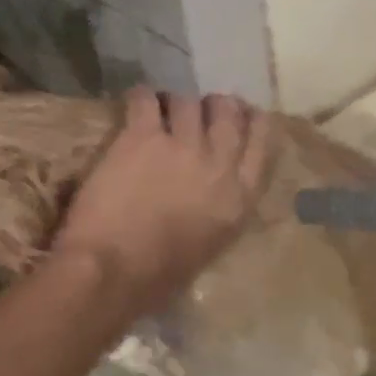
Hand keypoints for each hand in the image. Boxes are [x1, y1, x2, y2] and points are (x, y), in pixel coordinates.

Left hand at [53, 88, 272, 315]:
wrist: (113, 272)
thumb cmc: (158, 278)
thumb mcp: (212, 243)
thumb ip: (221, 208)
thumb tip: (214, 187)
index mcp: (240, 198)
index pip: (262, 141)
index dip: (250, 121)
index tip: (240, 115)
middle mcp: (219, 165)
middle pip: (227, 112)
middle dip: (213, 106)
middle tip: (195, 110)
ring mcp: (182, 146)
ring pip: (187, 101)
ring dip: (173, 103)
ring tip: (159, 110)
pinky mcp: (142, 136)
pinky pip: (146, 99)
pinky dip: (140, 97)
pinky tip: (134, 103)